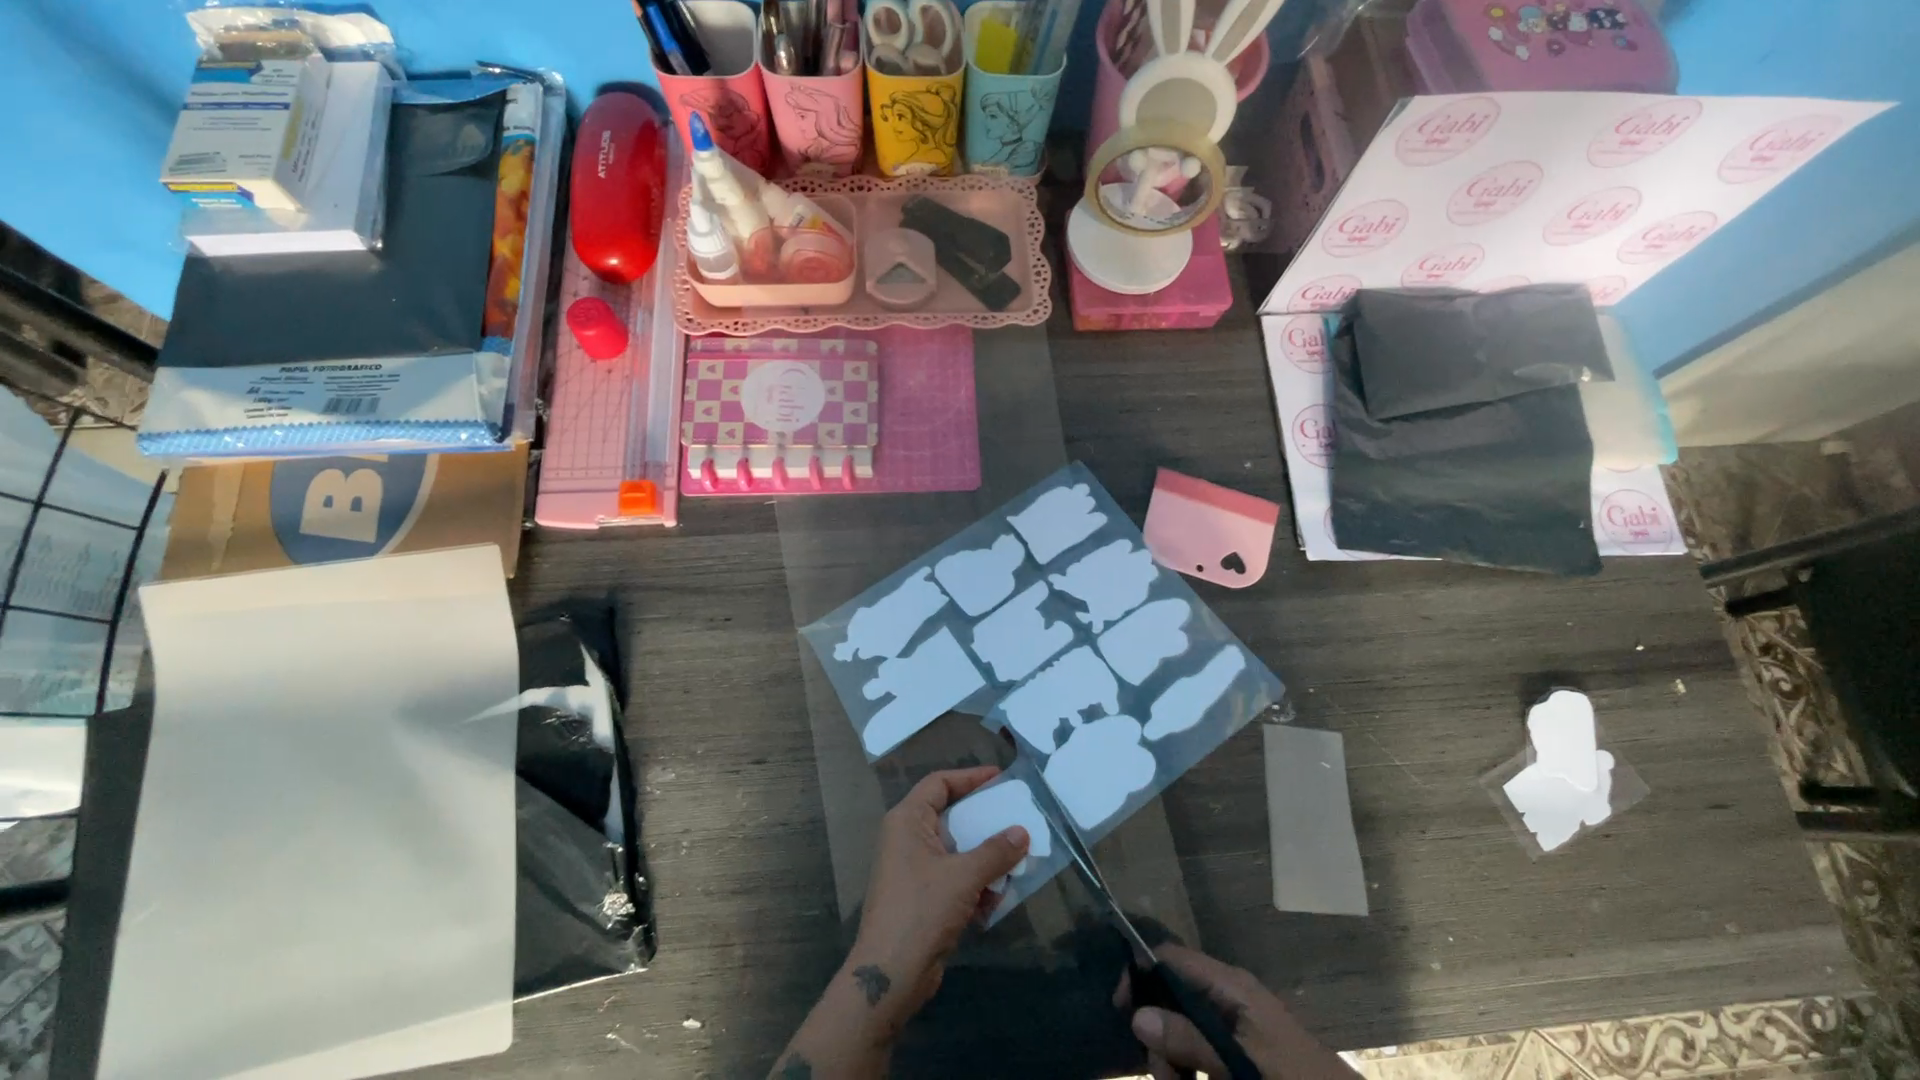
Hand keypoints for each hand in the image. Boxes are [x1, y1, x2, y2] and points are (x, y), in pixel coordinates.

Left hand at [847, 766, 1029, 1029]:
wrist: (891, 972)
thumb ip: (996, 851)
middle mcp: (907, 839)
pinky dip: (975, 885)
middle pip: (950, 816)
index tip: (1001, 778)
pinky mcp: (922, 898)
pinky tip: (996, 900)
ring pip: (956, 851)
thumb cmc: (922, 910)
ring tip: (1015, 864)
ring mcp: (913, 870)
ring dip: (985, 859)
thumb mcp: (963, 875)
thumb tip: (1021, 833)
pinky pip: (955, 878)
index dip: (969, 777)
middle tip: (1016, 819)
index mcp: (907, 821)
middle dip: (984, 822)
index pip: (939, 783)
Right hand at [1125, 945, 1357, 1079]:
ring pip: (1180, 1032)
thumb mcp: (1242, 1065)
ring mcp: (1232, 1027)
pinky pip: (1198, 1054)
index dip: (1140, 972)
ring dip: (1172, 1064)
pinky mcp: (1236, 1054)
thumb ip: (1191, 1041)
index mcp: (1230, 986)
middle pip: (1170, 999)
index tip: (1119, 1008)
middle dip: (1158, 1038)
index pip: (1171, 956)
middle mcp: (1227, 997)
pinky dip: (1188, 1072)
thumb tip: (1137, 1014)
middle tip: (1164, 1078)